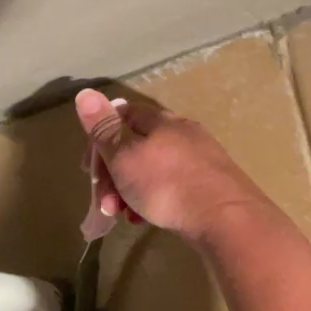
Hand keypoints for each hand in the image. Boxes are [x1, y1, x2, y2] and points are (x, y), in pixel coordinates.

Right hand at [75, 88, 270, 242]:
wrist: (225, 218)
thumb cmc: (165, 184)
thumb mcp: (124, 156)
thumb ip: (104, 128)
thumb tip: (85, 92)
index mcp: (160, 122)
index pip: (122, 114)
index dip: (99, 137)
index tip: (88, 167)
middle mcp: (181, 133)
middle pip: (134, 146)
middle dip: (112, 173)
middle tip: (103, 201)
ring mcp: (198, 158)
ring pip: (150, 169)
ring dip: (128, 190)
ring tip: (123, 214)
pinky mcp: (208, 182)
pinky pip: (169, 185)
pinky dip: (151, 199)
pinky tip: (146, 218)